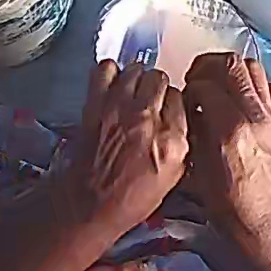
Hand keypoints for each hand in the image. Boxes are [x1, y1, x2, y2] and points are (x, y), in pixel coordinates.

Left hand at [60, 62, 188, 235]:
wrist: (90, 202)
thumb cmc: (131, 197)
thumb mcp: (173, 175)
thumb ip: (180, 141)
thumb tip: (177, 118)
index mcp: (173, 140)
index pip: (181, 98)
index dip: (171, 102)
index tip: (164, 107)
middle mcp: (149, 119)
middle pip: (159, 79)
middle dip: (155, 86)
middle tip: (147, 97)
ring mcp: (120, 108)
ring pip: (136, 70)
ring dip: (134, 77)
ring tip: (129, 90)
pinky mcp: (96, 103)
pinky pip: (106, 69)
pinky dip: (109, 72)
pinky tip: (110, 84)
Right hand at [185, 53, 270, 253]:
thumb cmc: (229, 208)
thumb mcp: (197, 170)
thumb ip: (193, 132)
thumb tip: (189, 108)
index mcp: (230, 128)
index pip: (204, 84)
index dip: (187, 88)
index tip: (182, 101)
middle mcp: (254, 116)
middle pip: (232, 64)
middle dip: (207, 66)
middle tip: (194, 82)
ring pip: (254, 70)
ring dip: (230, 71)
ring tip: (214, 87)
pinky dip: (254, 86)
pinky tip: (239, 101)